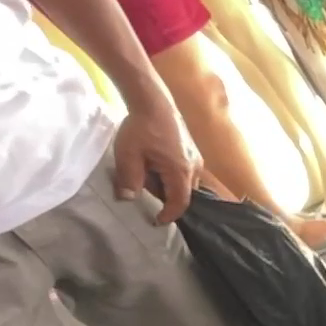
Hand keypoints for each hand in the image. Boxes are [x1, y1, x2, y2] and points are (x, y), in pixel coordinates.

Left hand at [112, 97, 197, 223]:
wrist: (155, 103)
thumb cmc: (140, 129)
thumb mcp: (128, 155)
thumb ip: (129, 179)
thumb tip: (128, 199)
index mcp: (180, 173)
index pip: (179, 202)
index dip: (168, 214)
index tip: (156, 222)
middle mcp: (195, 170)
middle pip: (184, 193)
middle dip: (166, 197)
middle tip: (144, 188)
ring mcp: (197, 160)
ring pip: (185, 182)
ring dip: (168, 184)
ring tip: (148, 173)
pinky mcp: (194, 153)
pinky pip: (186, 172)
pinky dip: (172, 175)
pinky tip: (156, 163)